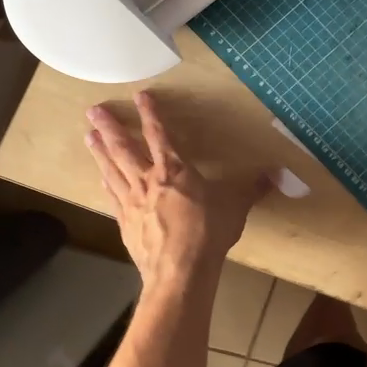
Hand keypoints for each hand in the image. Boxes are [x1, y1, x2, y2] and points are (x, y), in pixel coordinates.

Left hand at [85, 91, 271, 292]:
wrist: (179, 270)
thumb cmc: (209, 232)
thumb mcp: (236, 206)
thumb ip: (252, 188)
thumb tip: (276, 174)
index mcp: (175, 170)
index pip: (160, 134)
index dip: (151, 113)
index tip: (140, 96)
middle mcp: (148, 180)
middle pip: (124, 148)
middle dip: (111, 127)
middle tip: (94, 110)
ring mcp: (132, 202)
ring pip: (112, 169)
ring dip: (100, 151)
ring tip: (89, 135)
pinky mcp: (125, 223)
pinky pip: (113, 196)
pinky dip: (106, 183)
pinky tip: (101, 178)